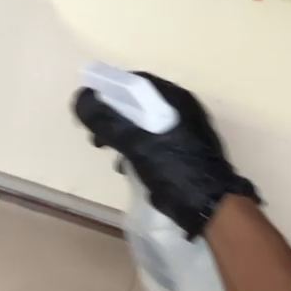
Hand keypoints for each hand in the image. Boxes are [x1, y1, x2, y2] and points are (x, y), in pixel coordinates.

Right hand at [73, 72, 258, 238]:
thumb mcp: (137, 143)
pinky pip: (152, 145)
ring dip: (121, 136)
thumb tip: (80, 99)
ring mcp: (184, 134)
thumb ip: (108, 122)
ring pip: (143, 127)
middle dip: (112, 117)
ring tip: (106, 151)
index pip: (136, 83)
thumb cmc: (176, 170)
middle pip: (138, 105)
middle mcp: (182, 112)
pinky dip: (135, 151)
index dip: (109, 90)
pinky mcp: (182, 155)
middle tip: (95, 134)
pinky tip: (126, 168)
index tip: (89, 106)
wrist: (210, 208)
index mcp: (176, 100)